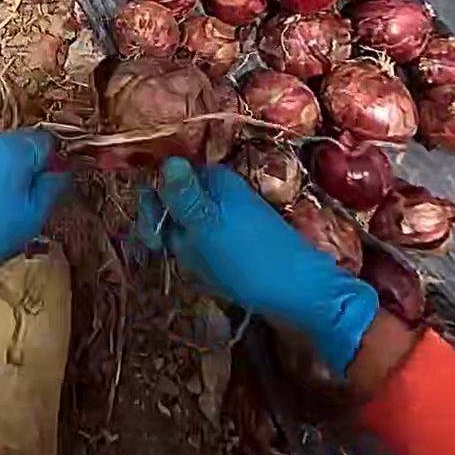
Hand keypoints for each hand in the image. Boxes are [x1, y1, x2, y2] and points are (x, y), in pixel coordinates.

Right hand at [137, 157, 376, 373]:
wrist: (300, 296)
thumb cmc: (249, 257)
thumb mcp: (207, 225)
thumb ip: (182, 194)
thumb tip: (167, 158)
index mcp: (214, 179)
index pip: (166, 178)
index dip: (153, 204)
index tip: (153, 234)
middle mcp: (219, 193)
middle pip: (172, 204)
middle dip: (169, 233)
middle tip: (181, 254)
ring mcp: (226, 219)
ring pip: (185, 230)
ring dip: (186, 252)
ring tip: (203, 268)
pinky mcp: (233, 243)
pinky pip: (202, 248)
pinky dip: (201, 263)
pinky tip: (213, 277)